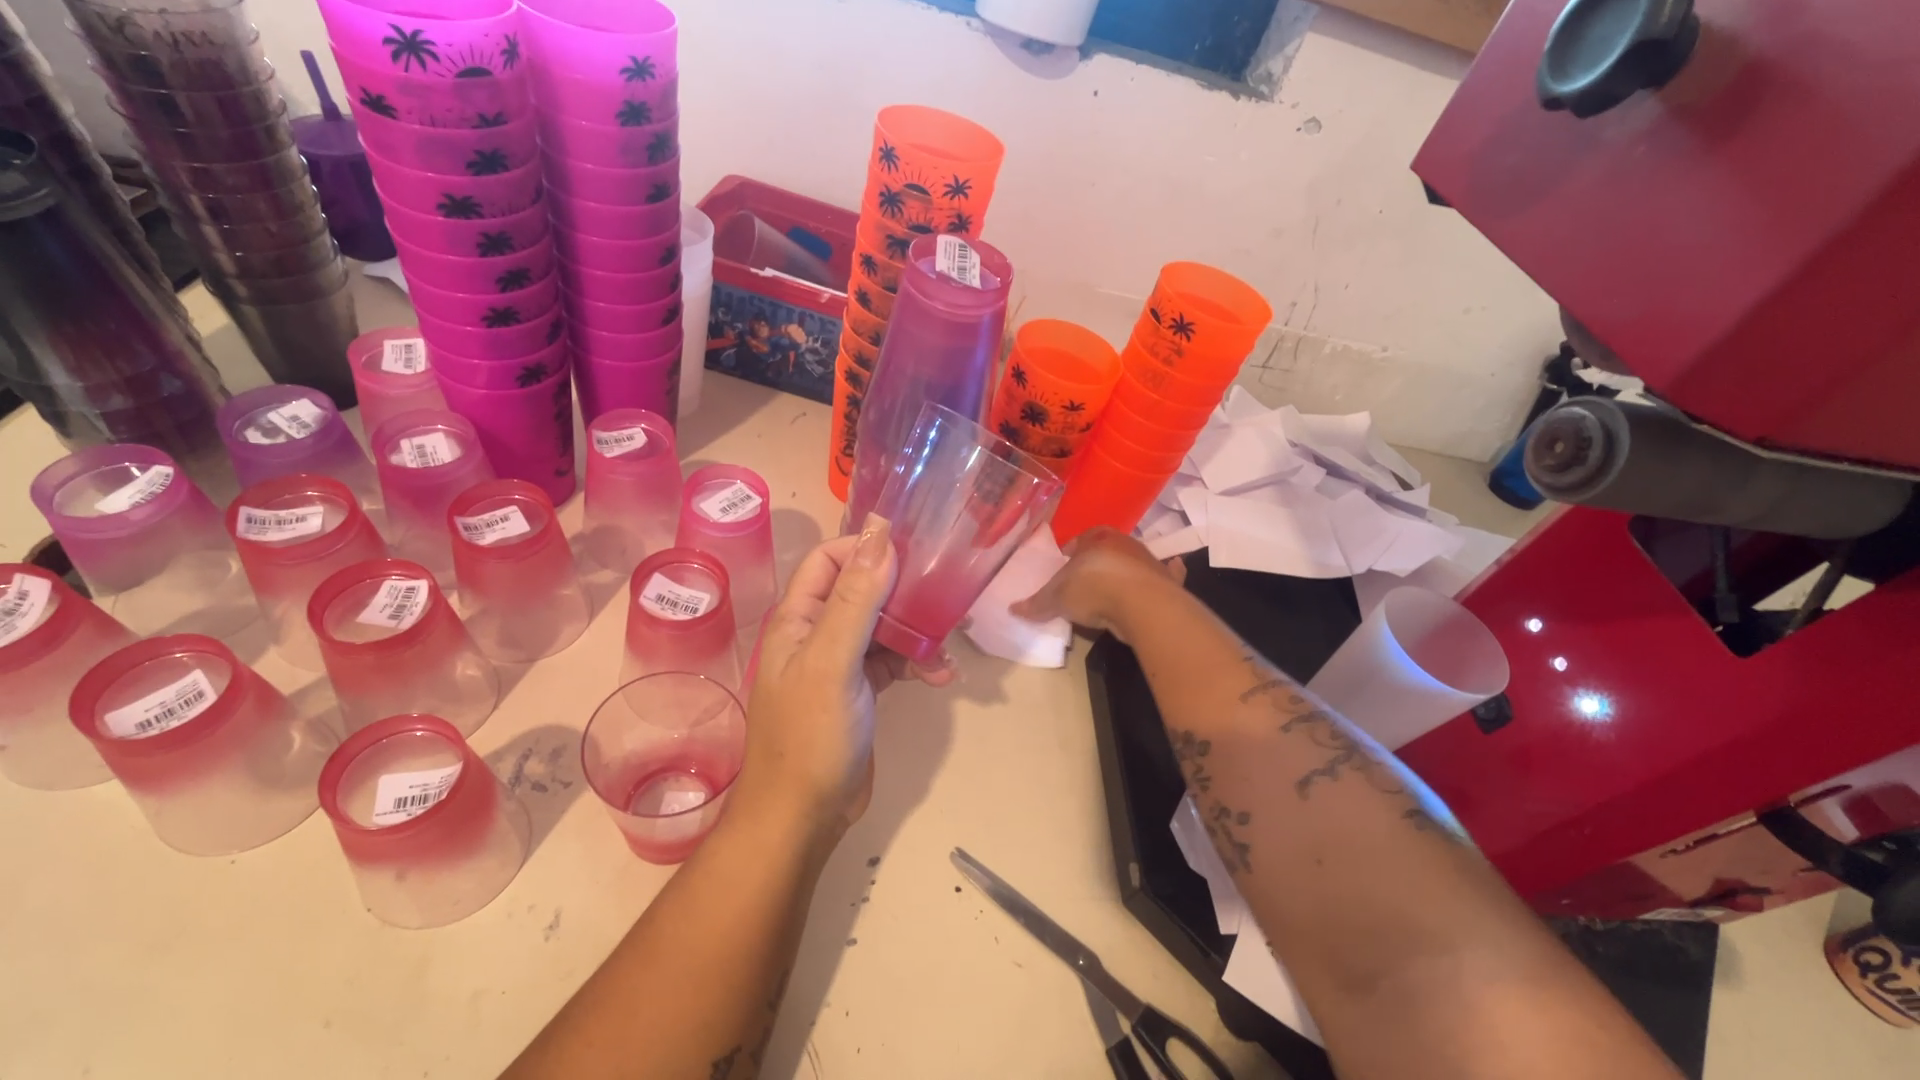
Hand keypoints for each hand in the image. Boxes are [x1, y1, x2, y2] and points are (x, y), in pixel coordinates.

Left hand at [739, 515, 954, 833]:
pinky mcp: (859, 691)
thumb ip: (856, 599)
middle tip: (945, 591)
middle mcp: (816, 633)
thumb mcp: (832, 661)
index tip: (914, 548)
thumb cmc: (810, 735)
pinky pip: (891, 662)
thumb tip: (880, 534)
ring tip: (950, 642)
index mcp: (797, 618)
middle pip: (862, 590)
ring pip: (882, 626)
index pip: (830, 560)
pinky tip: (941, 677)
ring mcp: (838, 664)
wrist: (803, 815)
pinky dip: (916, 664)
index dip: (866, 548)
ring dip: (916, 630)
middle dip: (902, 589)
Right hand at [1011, 527, 1186, 642]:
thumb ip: (1038, 603)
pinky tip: (1170, 573)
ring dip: (1128, 569)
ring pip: (1135, 561)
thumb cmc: (1093, 589)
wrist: (1140, 603)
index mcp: (1095, 538)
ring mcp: (1149, 560)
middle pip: (1109, 548)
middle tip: (1088, 579)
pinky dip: (1169, 574)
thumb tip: (1013, 609)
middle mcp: (1124, 542)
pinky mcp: (1167, 580)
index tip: (1066, 563)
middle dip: (1100, 560)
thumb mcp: (1057, 598)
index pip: (1081, 538)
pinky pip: (1169, 574)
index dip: (1072, 551)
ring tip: (1116, 588)